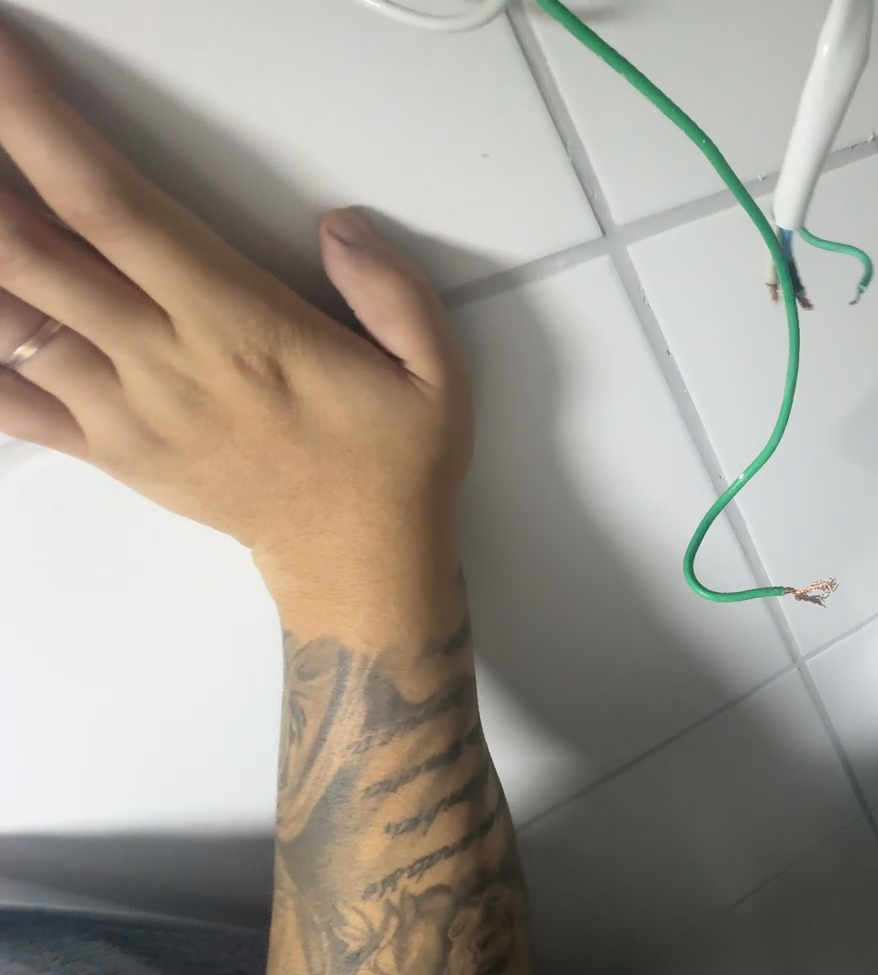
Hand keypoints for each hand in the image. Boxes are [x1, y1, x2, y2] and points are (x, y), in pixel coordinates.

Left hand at [0, 30, 470, 628]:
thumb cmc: (401, 463)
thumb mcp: (441, 380)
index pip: (115, 207)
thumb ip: (398, 299)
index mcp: (244, 333)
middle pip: (16, 238)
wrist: (360, 556)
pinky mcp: (102, 442)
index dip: (34, 121)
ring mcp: (118, 405)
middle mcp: (161, 359)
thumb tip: (341, 228)